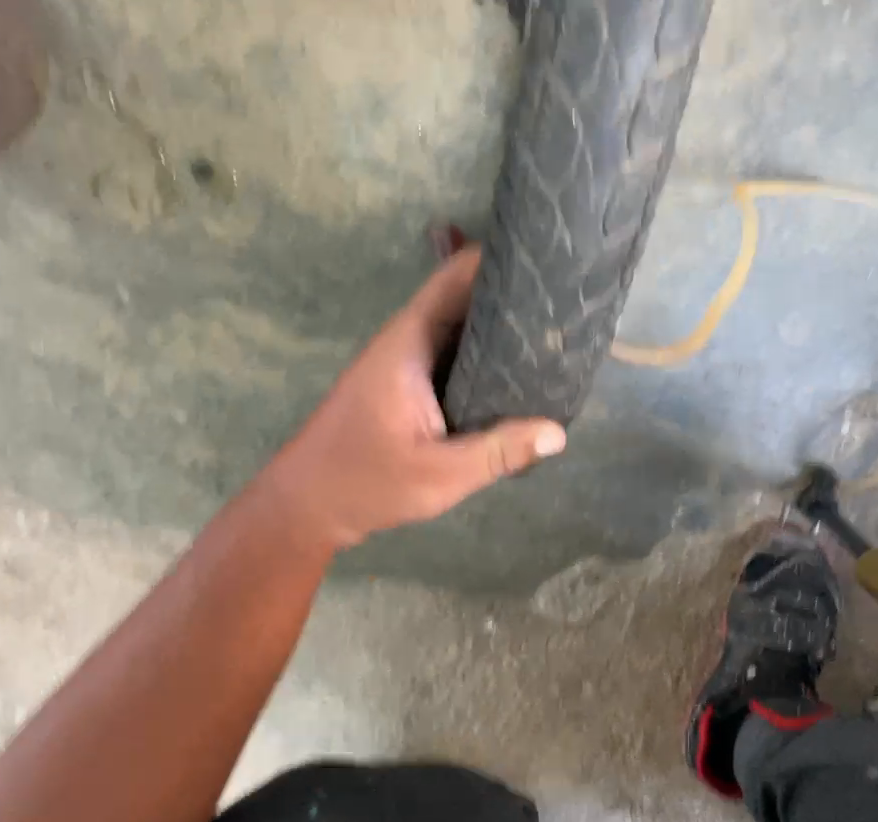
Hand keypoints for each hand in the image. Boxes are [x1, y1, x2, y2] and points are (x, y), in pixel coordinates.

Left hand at [266, 248, 566, 551]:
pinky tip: (523, 376)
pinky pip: (457, 357)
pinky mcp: (410, 387)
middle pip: (466, 299)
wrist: (308, 506)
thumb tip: (559, 433)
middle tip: (569, 302)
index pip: (456, 278)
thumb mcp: (439, 475)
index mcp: (409, 344)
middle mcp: (408, 342)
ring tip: (558, 332)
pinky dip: (488, 359)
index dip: (500, 261)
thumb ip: (500, 452)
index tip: (548, 259)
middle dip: (513, 296)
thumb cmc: (366, 484)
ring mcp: (408, 364)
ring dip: (503, 330)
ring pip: (462, 331)